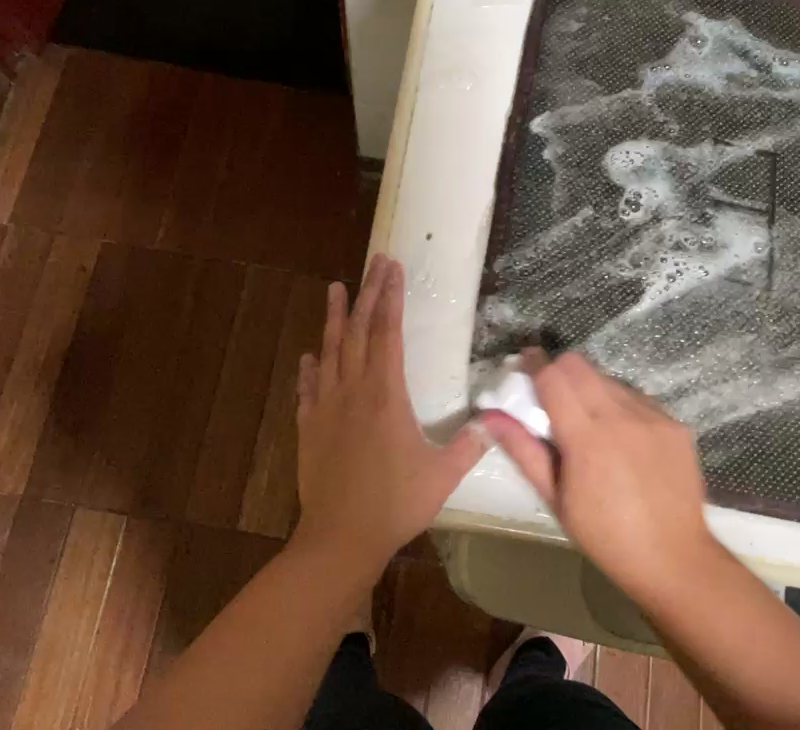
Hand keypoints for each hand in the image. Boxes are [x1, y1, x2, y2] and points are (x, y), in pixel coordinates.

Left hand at [292, 254, 487, 571]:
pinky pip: (308, 389)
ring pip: (329, 351)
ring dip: (333, 318)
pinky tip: (309, 356)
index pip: (388, 332)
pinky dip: (309, 368)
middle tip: (373, 262)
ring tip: (334, 288)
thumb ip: (468, 446)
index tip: (393, 267)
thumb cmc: (395, 504)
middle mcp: (353, 391)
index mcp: (386, 394)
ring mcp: (326, 407)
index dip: (391, 297)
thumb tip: (491, 423)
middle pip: (358, 331)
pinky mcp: (309, 427)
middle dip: (367, 293)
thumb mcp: (442, 475)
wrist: (340, 537)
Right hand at [480, 351, 719, 592]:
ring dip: (591, 389)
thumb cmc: (604, 535)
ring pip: (610, 379)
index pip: (553, 377)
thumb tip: (490, 416)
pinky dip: (621, 406)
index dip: (535, 364)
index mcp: (586, 438)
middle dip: (560, 371)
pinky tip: (622, 437)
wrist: (673, 559)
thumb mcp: (555, 498)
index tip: (525, 362)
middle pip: (580, 365)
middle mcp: (621, 417)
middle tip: (552, 395)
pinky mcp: (675, 424)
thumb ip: (523, 451)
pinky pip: (638, 398)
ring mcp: (653, 417)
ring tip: (590, 422)